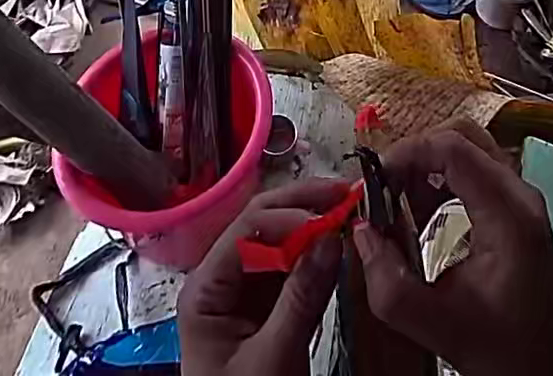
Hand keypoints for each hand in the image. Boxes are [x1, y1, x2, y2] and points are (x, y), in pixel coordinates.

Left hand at [180, 179, 350, 375]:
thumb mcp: (273, 360)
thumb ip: (302, 297)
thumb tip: (332, 238)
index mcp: (206, 287)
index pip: (247, 229)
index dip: (290, 214)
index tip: (330, 213)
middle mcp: (221, 278)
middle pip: (261, 225)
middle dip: (302, 205)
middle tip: (344, 193)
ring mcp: (243, 291)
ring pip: (278, 242)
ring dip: (312, 223)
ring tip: (346, 208)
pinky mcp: (264, 307)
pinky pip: (290, 268)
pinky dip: (314, 254)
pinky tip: (337, 243)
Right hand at [353, 120, 552, 375]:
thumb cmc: (506, 352)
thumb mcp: (438, 326)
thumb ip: (390, 283)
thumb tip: (361, 232)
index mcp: (508, 213)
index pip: (452, 147)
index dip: (407, 153)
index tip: (377, 181)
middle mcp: (519, 192)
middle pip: (460, 135)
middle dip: (416, 154)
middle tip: (388, 187)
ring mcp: (519, 195)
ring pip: (465, 146)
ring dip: (426, 166)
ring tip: (401, 203)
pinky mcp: (513, 203)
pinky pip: (471, 167)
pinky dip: (440, 178)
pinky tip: (423, 213)